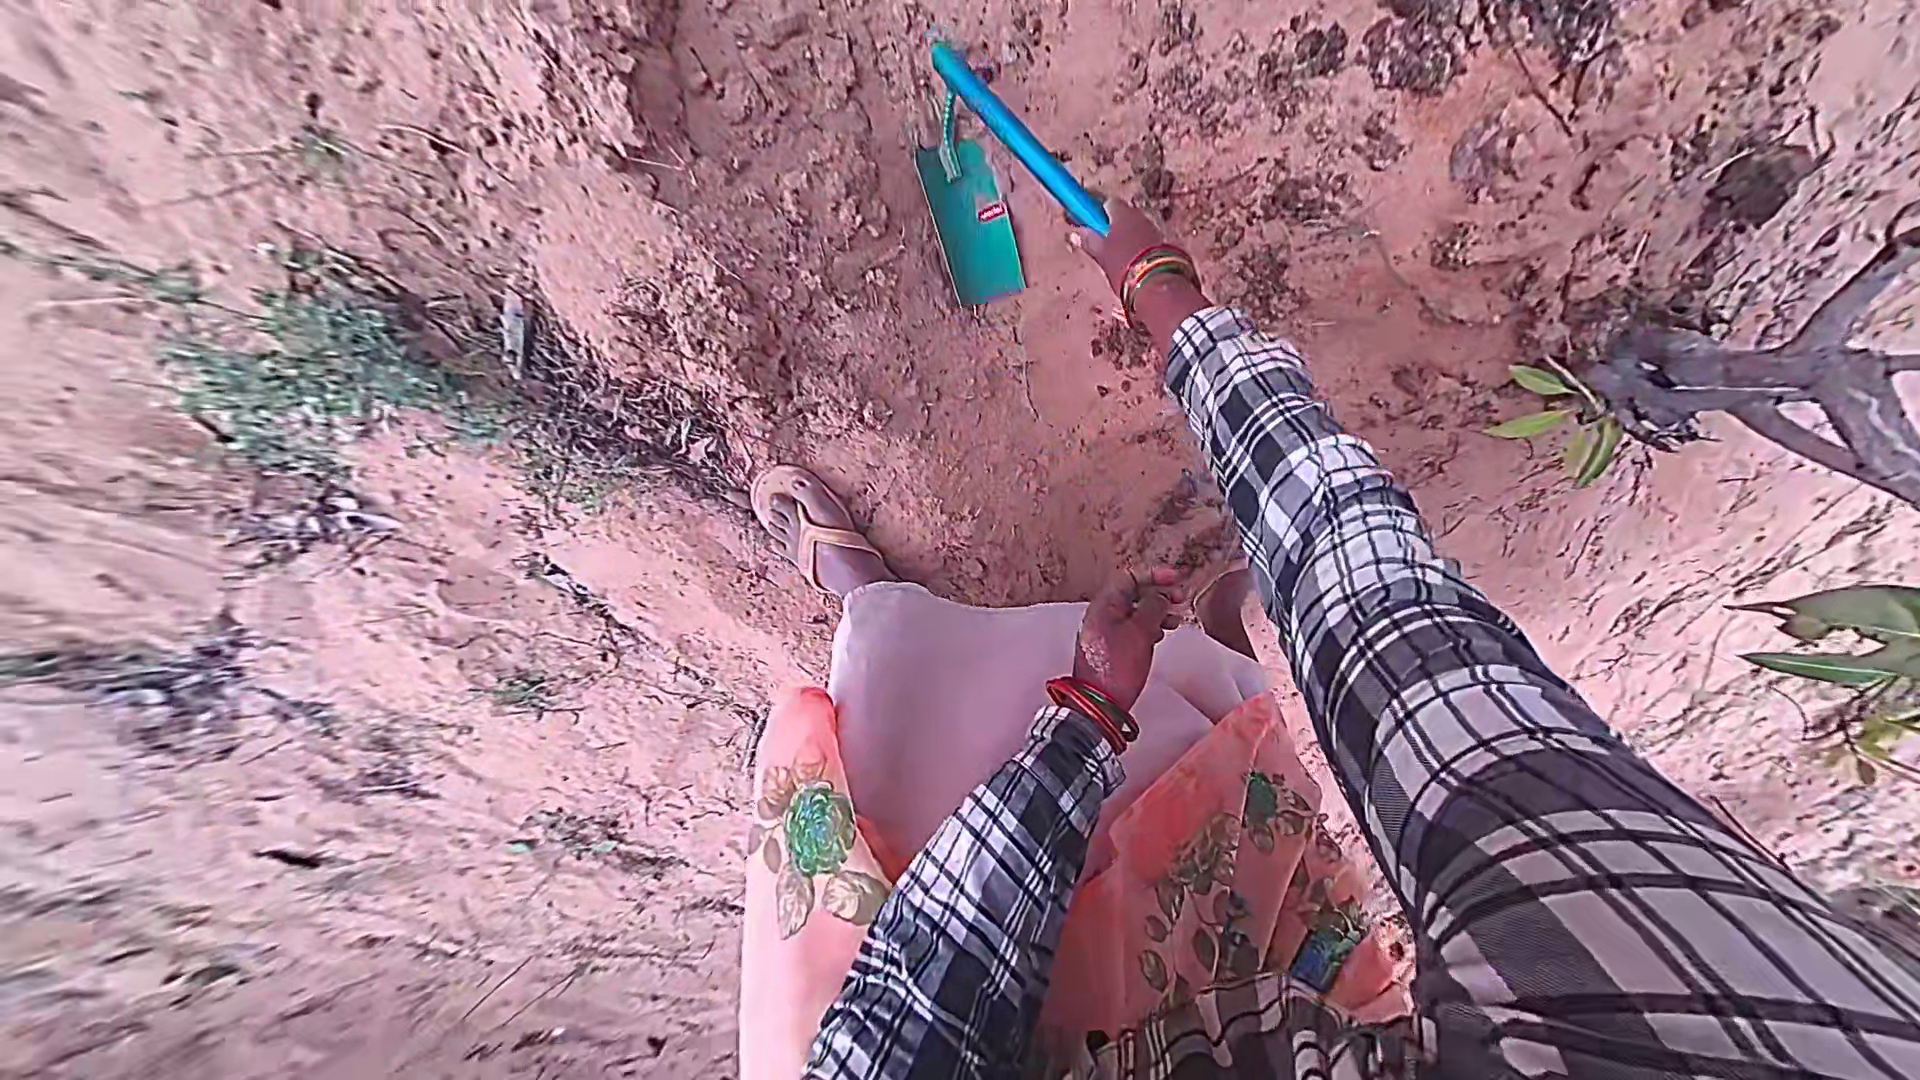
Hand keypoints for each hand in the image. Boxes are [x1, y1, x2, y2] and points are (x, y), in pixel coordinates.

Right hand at [1070, 200, 1170, 296]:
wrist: (1155, 282)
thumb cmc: (1123, 265)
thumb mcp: (1101, 254)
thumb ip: (1089, 241)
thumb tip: (1076, 233)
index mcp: (1122, 213)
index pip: (1107, 204)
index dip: (1097, 213)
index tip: (1088, 223)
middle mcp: (1139, 216)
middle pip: (1122, 216)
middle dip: (1111, 227)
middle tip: (1100, 245)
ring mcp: (1152, 229)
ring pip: (1133, 229)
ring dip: (1124, 239)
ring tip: (1114, 260)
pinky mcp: (1161, 244)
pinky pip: (1143, 241)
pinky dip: (1135, 248)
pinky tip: (1129, 264)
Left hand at [1072, 567, 1184, 711]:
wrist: (1100, 702)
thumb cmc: (1117, 667)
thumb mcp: (1140, 632)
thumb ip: (1152, 608)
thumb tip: (1160, 596)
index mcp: (1104, 605)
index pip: (1129, 577)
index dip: (1154, 574)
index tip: (1175, 578)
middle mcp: (1102, 614)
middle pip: (1132, 593)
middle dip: (1158, 593)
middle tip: (1180, 598)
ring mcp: (1105, 631)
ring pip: (1134, 611)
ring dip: (1156, 611)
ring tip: (1176, 619)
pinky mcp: (1111, 647)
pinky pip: (1132, 628)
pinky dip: (1149, 626)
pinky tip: (1161, 633)